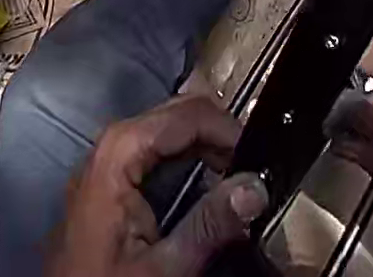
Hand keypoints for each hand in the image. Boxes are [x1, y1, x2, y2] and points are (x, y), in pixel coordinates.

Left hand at [45, 94, 270, 276]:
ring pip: (174, 125)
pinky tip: (210, 183)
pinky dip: (191, 155)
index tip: (259, 158)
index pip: (190, 114)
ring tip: (238, 178)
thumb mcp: (162, 269)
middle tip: (253, 169)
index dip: (229, 130)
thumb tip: (257, 186)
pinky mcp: (115, 169)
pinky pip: (161, 145)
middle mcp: (116, 137)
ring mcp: (112, 151)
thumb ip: (209, 224)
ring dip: (209, 144)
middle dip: (221, 134)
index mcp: (123, 148)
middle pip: (182, 111)